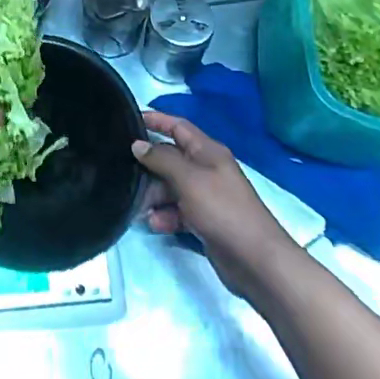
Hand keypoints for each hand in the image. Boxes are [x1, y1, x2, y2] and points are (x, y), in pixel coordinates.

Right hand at [135, 111, 296, 298]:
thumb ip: (162, 159)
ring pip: (171, 187)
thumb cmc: (222, 209)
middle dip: (149, 165)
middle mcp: (207, 169)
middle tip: (124, 171)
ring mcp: (206, 196)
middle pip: (171, 158)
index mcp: (208, 152)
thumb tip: (138, 144)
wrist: (254, 259)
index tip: (131, 119)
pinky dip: (165, 215)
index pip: (178, 127)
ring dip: (154, 194)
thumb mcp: (189, 178)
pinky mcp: (203, 220)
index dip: (156, 120)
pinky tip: (155, 224)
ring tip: (138, 205)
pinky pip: (177, 211)